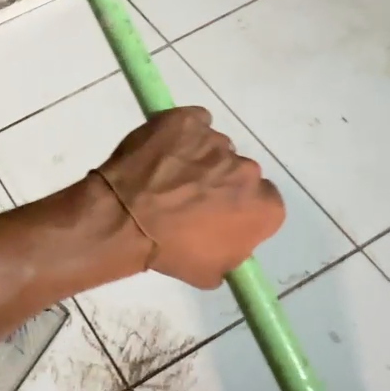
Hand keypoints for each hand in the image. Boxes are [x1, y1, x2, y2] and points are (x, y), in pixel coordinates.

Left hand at [92, 106, 285, 288]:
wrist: (125, 216)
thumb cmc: (171, 250)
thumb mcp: (214, 270)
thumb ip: (234, 249)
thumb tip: (228, 238)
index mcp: (264, 207)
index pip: (263, 201)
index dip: (240, 206)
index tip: (219, 212)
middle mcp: (247, 169)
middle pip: (239, 171)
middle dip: (220, 180)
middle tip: (190, 192)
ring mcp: (215, 140)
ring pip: (213, 146)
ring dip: (198, 156)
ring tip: (168, 171)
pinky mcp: (185, 120)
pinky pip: (194, 120)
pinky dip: (183, 130)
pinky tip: (165, 145)